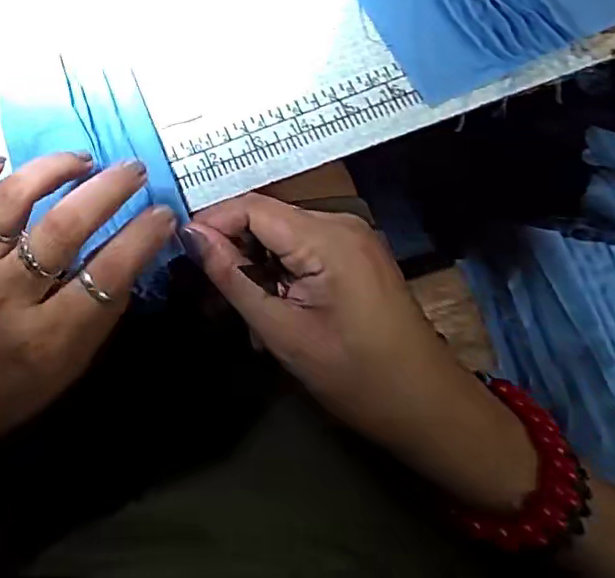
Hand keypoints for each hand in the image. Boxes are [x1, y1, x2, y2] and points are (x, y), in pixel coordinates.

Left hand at [0, 153, 176, 490]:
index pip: (107, 274)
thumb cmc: (9, 391)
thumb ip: (103, 310)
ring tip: (84, 160)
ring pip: (13, 202)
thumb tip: (136, 248)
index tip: (163, 212)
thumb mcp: (70, 366)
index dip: (142, 236)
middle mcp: (9, 295)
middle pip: (64, 227)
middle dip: (109, 190)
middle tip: (134, 170)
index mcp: (49, 337)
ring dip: (54, 170)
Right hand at [182, 194, 536, 507]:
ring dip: (256, 267)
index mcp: (327, 236)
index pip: (251, 206)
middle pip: (266, 218)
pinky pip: (303, 247)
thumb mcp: (283, 331)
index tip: (184, 256)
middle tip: (211, 297)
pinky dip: (281, 272)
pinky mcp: (355, 252)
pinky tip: (276, 311)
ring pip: (281, 235)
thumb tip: (190, 235)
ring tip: (248, 319)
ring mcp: (351, 236)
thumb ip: (233, 277)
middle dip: (234, 251)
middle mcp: (339, 222)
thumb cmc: (357, 377)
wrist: (430, 407)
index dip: (211, 223)